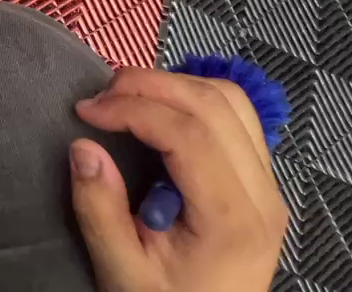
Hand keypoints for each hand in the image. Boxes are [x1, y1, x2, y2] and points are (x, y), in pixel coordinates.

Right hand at [69, 67, 287, 291]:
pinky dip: (188, 95)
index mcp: (231, 221)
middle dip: (146, 84)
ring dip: (169, 83)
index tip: (84, 111)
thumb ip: (98, 209)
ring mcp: (267, 183)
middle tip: (99, 99)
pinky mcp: (259, 177)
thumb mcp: (120, 268)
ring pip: (228, 99)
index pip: (188, 134)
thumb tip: (83, 146)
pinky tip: (156, 111)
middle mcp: (262, 195)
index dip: (131, 108)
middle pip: (212, 104)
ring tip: (125, 101)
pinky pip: (233, 113)